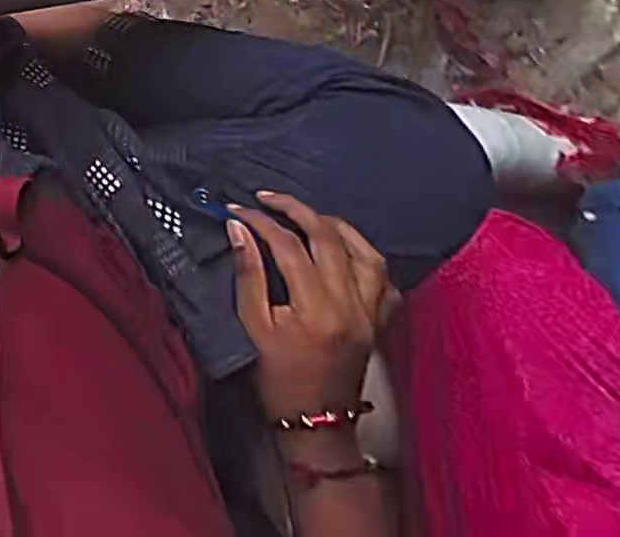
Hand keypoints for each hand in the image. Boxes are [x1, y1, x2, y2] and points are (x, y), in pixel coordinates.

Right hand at [229, 192, 399, 422]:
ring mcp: (371, 313)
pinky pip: (383, 278)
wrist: (315, 421)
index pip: (288, 246)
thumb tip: (237, 228)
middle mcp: (350, 306)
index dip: (259, 221)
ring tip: (305, 214)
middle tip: (266, 198)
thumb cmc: (277, 375)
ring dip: (333, 225)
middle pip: (328, 238)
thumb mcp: (252, 324)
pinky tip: (342, 247)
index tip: (236, 210)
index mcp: (316, 308)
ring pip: (363, 251)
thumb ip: (248, 272)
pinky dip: (363, 253)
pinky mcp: (380, 321)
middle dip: (294, 209)